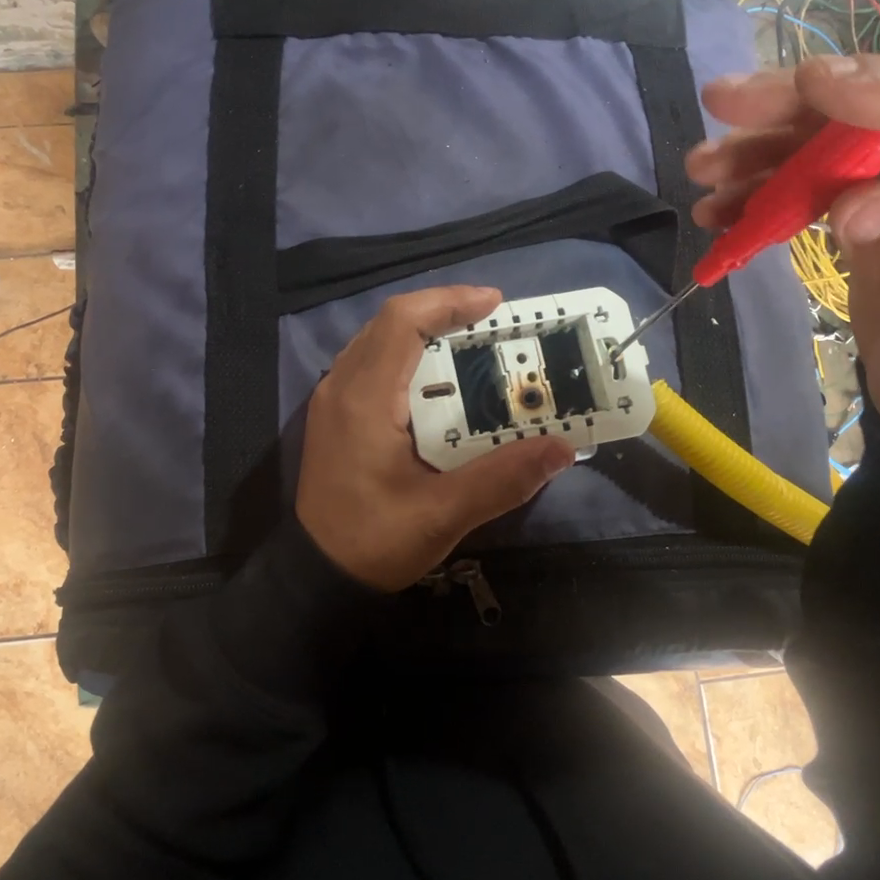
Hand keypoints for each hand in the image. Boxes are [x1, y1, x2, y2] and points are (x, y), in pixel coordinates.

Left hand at [297, 286, 576, 590]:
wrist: (316, 577)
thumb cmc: (375, 542)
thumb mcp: (444, 515)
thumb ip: (503, 479)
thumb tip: (563, 448)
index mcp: (364, 400)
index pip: (401, 322)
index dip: (448, 302)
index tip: (494, 303)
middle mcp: (341, 388)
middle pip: (388, 324)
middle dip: (441, 312)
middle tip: (491, 323)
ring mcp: (332, 402)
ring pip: (376, 342)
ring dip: (421, 332)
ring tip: (469, 343)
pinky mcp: (333, 420)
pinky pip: (369, 365)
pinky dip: (405, 357)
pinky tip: (435, 382)